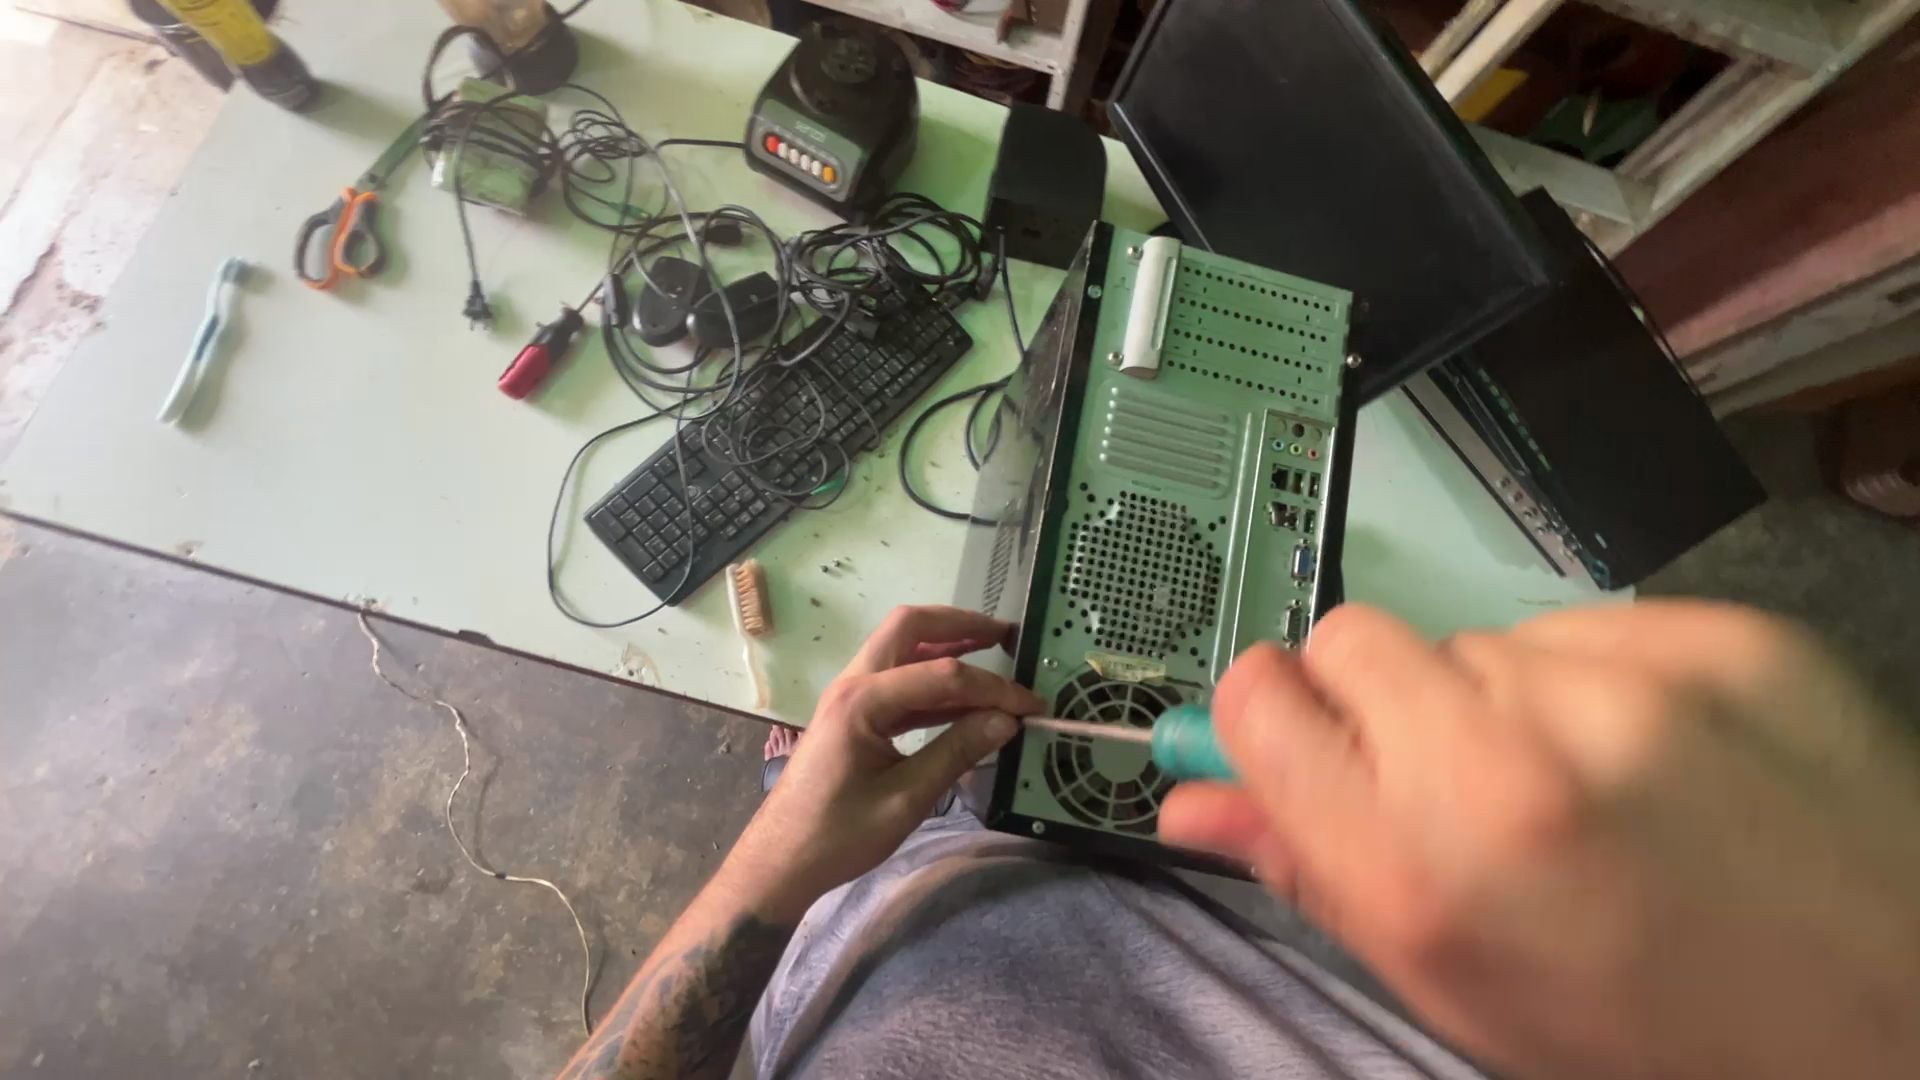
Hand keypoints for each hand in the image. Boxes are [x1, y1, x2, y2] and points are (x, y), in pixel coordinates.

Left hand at [720, 605, 1040, 921]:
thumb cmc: (837, 836)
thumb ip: (956, 752)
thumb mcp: (904, 800)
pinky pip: (899, 679)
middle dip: (960, 624)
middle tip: (1005, 635)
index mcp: (862, 701)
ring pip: (903, 647)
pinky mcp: (855, 711)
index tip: (1030, 705)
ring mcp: (851, 693)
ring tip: (993, 650)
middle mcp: (854, 682)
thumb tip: (1007, 720)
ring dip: (947, 644)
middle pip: (910, 627)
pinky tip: (964, 695)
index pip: (941, 675)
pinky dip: (933, 677)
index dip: (992, 686)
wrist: (780, 861)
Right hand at [1160, 601, 1919, 1079]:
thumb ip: (1298, 864)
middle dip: (1369, 694)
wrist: (1916, 1034)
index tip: (1301, 732)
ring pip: (1459, 637)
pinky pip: (1567, 625)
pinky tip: (1648, 753)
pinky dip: (1581, 678)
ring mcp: (1620, 688)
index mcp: (1421, 860)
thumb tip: (1191, 804)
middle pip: (1345, 638)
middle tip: (1437, 765)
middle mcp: (1503, 759)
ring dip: (1484, 696)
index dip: (1268, 710)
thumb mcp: (1441, 974)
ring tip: (1568, 778)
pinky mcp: (1714, 640)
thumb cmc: (1652, 1032)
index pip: (1257, 697)